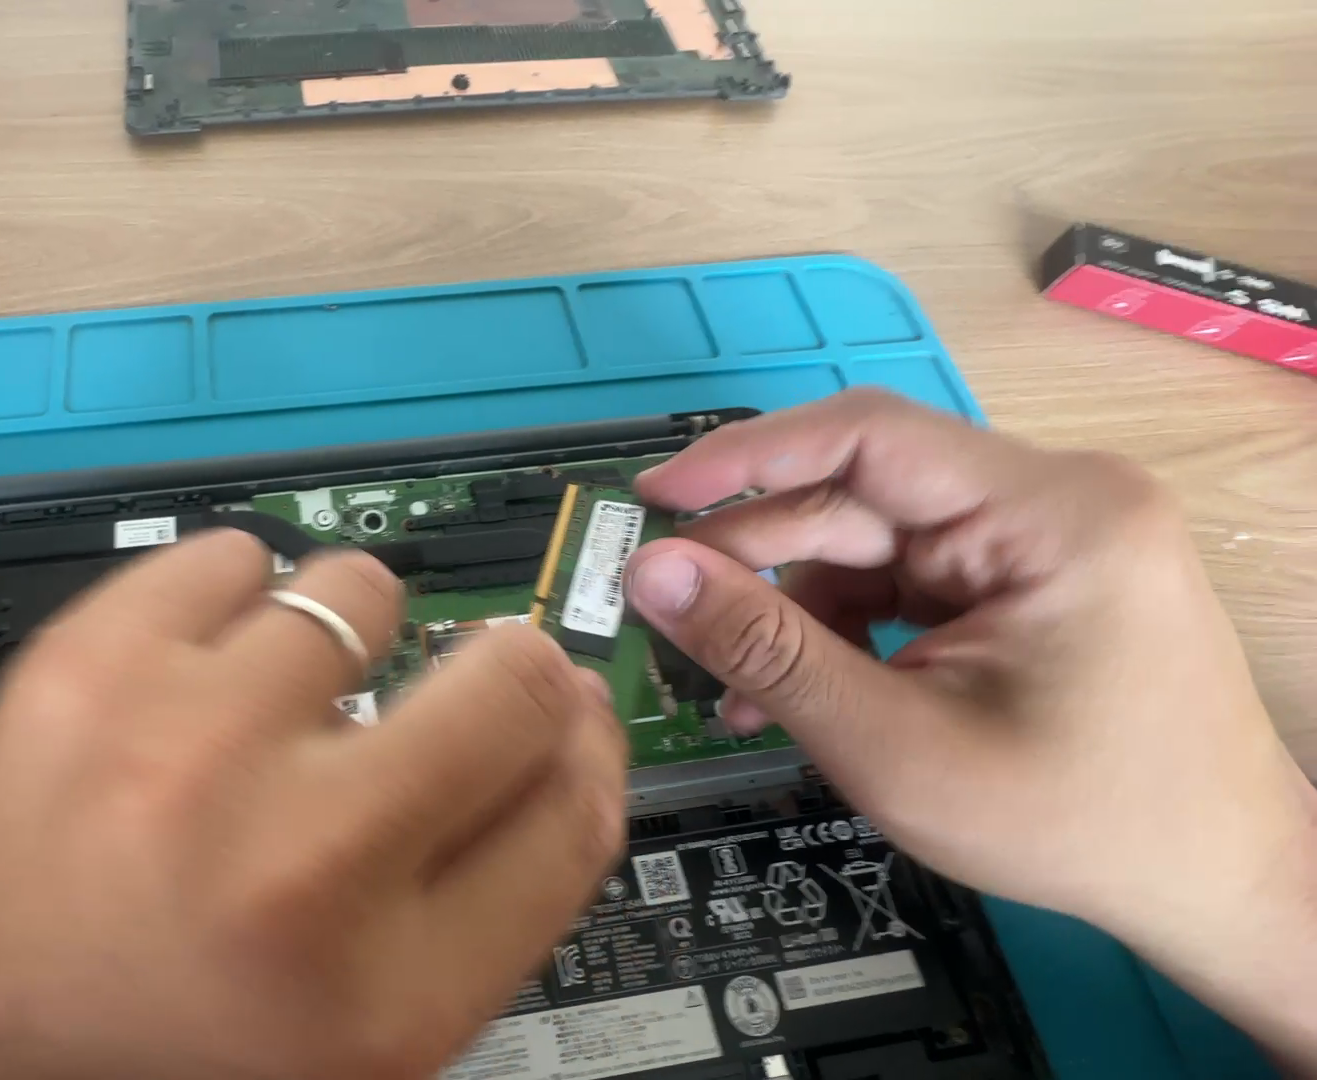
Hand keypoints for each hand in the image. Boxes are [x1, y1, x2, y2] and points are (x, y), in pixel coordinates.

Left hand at [0, 531, 623, 1079]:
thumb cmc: (179, 1006)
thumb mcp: (365, 1011)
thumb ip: (490, 877)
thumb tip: (563, 716)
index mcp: (387, 993)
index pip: (571, 817)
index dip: (585, 743)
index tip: (566, 705)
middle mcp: (299, 865)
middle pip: (507, 685)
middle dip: (505, 664)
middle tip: (452, 676)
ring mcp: (189, 745)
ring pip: (360, 591)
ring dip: (343, 632)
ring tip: (272, 699)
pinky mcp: (95, 658)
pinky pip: (237, 556)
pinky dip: (236, 597)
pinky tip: (196, 666)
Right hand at [624, 388, 1316, 1068]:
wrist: (1214, 893)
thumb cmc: (1071, 822)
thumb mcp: (889, 742)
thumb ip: (761, 649)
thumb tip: (646, 571)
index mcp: (1046, 514)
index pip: (865, 437)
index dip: (742, 457)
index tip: (650, 497)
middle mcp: (1034, 503)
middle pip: (845, 500)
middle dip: (747, 560)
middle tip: (661, 610)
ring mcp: (1014, 542)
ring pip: (847, 547)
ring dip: (775, 613)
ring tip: (727, 688)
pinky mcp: (992, 582)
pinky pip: (873, 584)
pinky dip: (814, 633)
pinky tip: (776, 693)